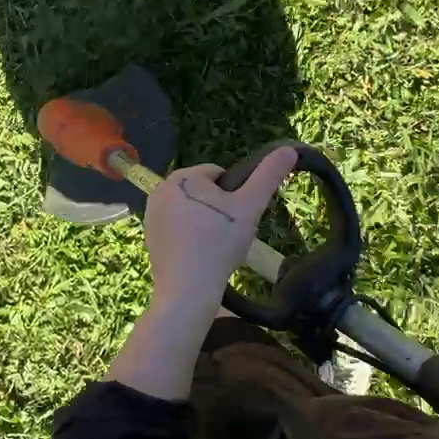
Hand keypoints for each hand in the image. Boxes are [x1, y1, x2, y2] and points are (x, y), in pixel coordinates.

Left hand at [143, 148, 296, 310]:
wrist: (188, 289)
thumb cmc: (219, 243)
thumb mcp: (250, 207)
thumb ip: (268, 176)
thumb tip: (289, 149)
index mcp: (183, 177)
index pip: (218, 174)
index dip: (235, 194)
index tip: (238, 217)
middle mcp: (161, 190)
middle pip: (204, 192)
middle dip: (219, 208)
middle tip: (229, 234)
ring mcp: (152, 214)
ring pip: (191, 210)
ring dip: (205, 222)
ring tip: (216, 246)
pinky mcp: (150, 237)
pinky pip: (179, 228)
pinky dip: (190, 237)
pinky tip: (200, 255)